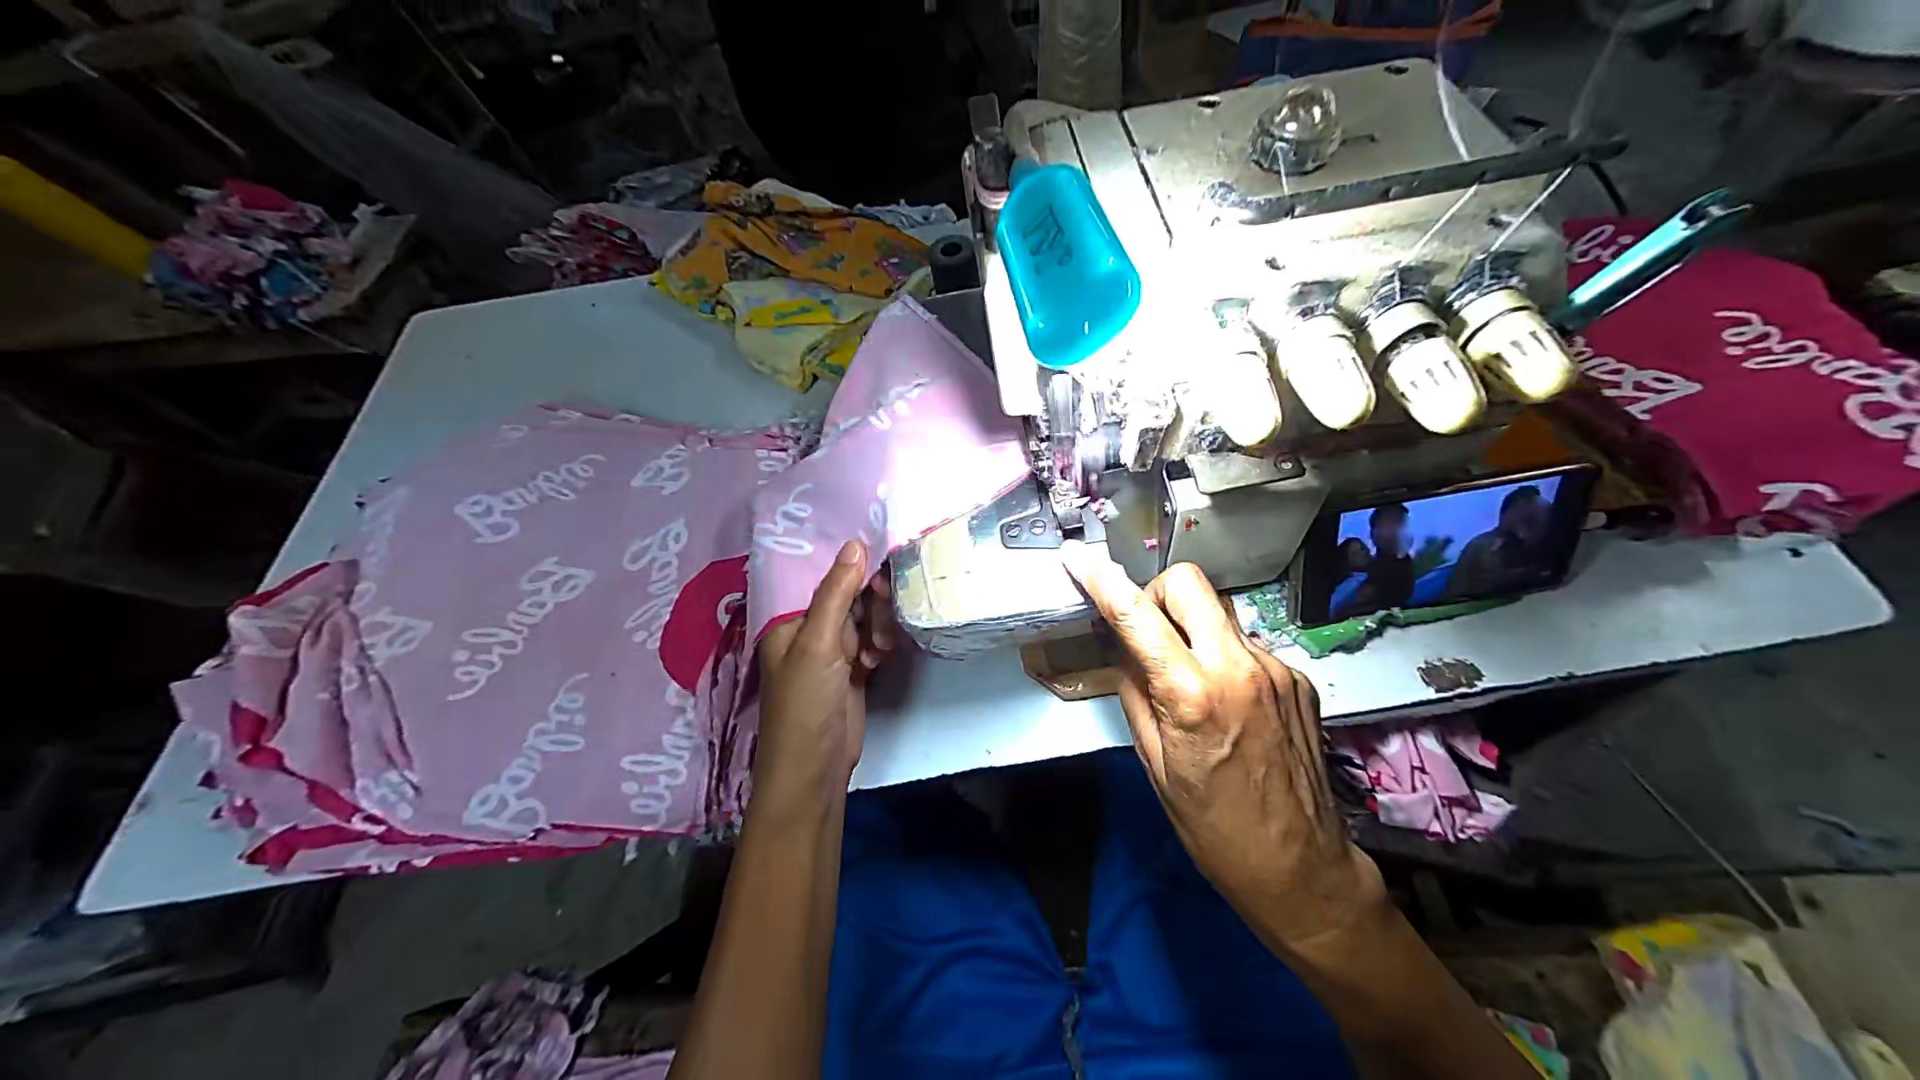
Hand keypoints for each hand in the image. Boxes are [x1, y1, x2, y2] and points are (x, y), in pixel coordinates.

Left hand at [755, 541, 897, 805]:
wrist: (816, 771)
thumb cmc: (806, 705)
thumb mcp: (818, 644)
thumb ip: (836, 593)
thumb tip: (855, 543)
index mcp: (789, 617)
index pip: (822, 575)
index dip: (850, 566)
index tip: (879, 560)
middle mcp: (809, 629)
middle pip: (848, 594)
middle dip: (870, 601)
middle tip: (882, 611)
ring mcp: (832, 651)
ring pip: (865, 617)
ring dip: (878, 627)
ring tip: (876, 651)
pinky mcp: (852, 669)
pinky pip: (871, 640)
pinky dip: (879, 646)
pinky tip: (878, 661)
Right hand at [1061, 543, 1386, 952]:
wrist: (1302, 868)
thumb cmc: (1213, 828)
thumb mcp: (1156, 764)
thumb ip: (1136, 694)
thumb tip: (1124, 651)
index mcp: (1193, 695)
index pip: (1137, 617)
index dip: (1102, 581)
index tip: (1078, 558)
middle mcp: (1239, 668)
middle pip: (1190, 582)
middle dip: (1156, 592)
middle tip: (1144, 629)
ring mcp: (1276, 668)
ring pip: (1219, 613)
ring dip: (1192, 629)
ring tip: (1188, 679)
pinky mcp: (1299, 678)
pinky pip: (1245, 645)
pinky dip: (1223, 657)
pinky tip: (1226, 701)